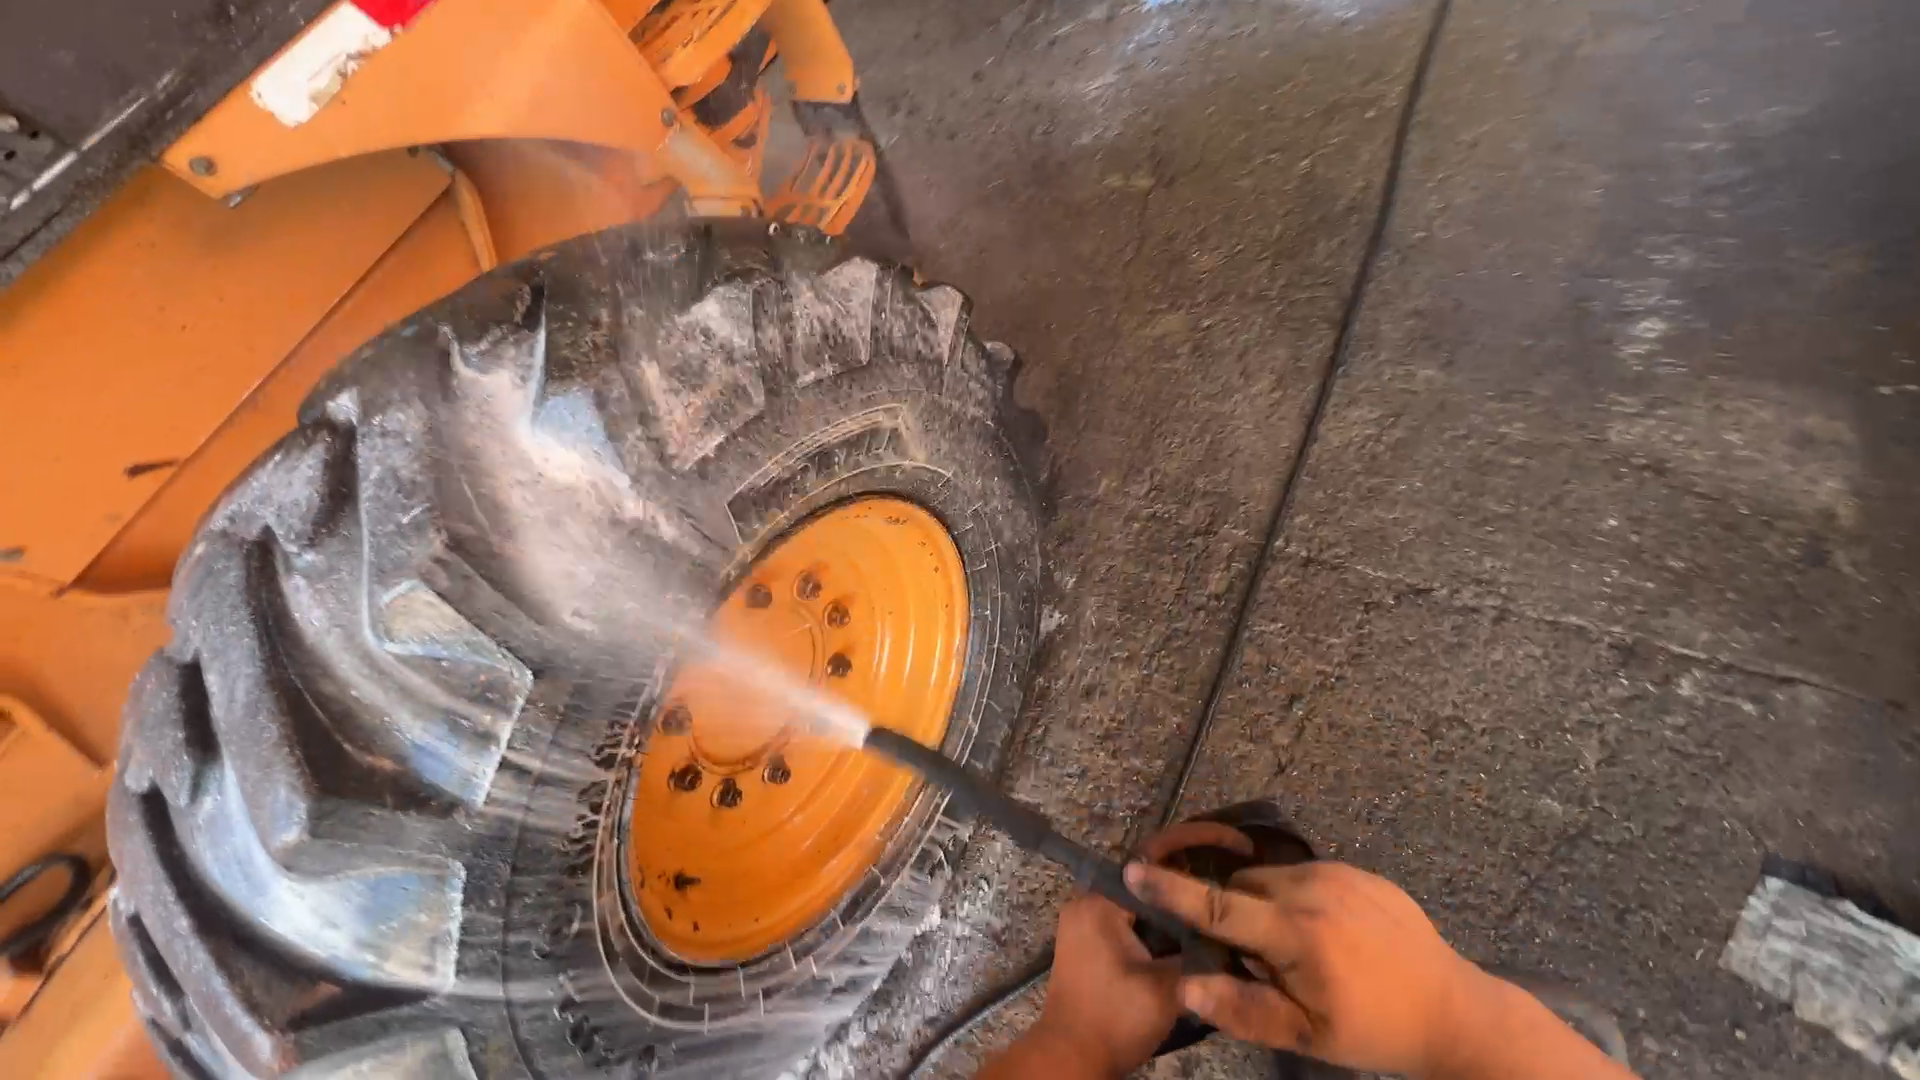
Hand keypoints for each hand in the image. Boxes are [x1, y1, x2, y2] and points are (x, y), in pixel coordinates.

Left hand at [984, 823, 1253, 1078]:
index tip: (1236, 843)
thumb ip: (1199, 954)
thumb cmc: (1114, 1018)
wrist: (1069, 1058)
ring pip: (1143, 895)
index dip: (1197, 841)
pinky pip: (1132, 914)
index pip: (1154, 853)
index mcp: (1102, 899)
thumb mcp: (1167, 989)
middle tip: (1235, 873)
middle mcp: (1089, 898)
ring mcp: (1087, 918)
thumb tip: (1231, 933)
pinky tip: (1194, 931)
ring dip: (1178, 898)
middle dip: (1192, 870)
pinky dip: (1162, 919)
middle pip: (1149, 871)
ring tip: (1222, 899)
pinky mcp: (1090, 939)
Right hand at [1124, 860, 1487, 1076]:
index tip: (1133, 870)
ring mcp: (1338, 873)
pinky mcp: (1358, 869)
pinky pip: (1306, 874)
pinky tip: (1331, 934)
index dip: (1171, 890)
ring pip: (1272, 877)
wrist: (1456, 1011)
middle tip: (1260, 957)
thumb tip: (1185, 984)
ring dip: (1266, 903)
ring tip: (1300, 947)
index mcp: (1296, 934)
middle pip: (1243, 887)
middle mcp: (1312, 890)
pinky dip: (1298, 896)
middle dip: (1236, 913)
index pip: (1217, 907)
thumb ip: (1241, 1009)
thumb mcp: (1306, 1036)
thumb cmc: (1373, 1030)